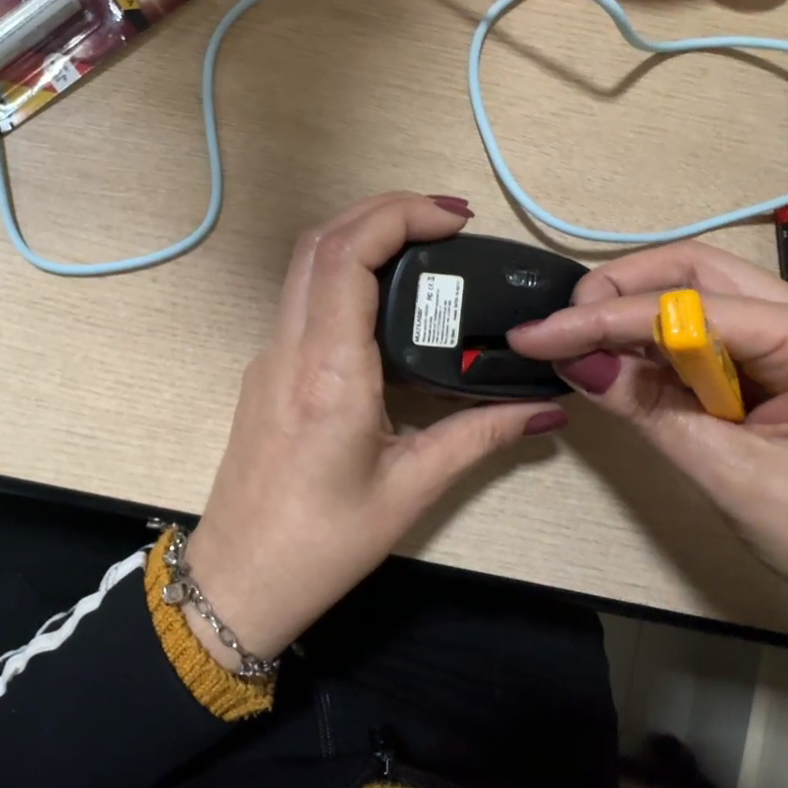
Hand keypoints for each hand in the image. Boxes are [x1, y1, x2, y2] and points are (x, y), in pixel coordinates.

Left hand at [182, 193, 567, 666]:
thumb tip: (545, 408)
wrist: (241, 575)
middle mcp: (288, 349)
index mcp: (328, 372)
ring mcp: (267, 357)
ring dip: (357, 238)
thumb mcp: (410, 489)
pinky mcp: (264, 371)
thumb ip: (479, 436)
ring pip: (303, 267)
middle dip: (380, 212)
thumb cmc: (322, 544)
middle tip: (445, 222)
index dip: (398, 216)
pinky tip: (387, 301)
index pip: (346, 256)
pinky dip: (340, 275)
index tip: (453, 217)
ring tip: (424, 249)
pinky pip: (300, 300)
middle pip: (318, 243)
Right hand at [507, 241, 787, 627]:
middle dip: (618, 295)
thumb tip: (574, 362)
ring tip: (578, 353)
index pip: (692, 303)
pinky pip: (712, 337)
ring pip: (701, 298)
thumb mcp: (740, 481)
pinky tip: (625, 370)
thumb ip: (652, 413)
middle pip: (699, 274)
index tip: (532, 337)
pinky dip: (658, 349)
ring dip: (635, 321)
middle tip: (557, 333)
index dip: (603, 317)